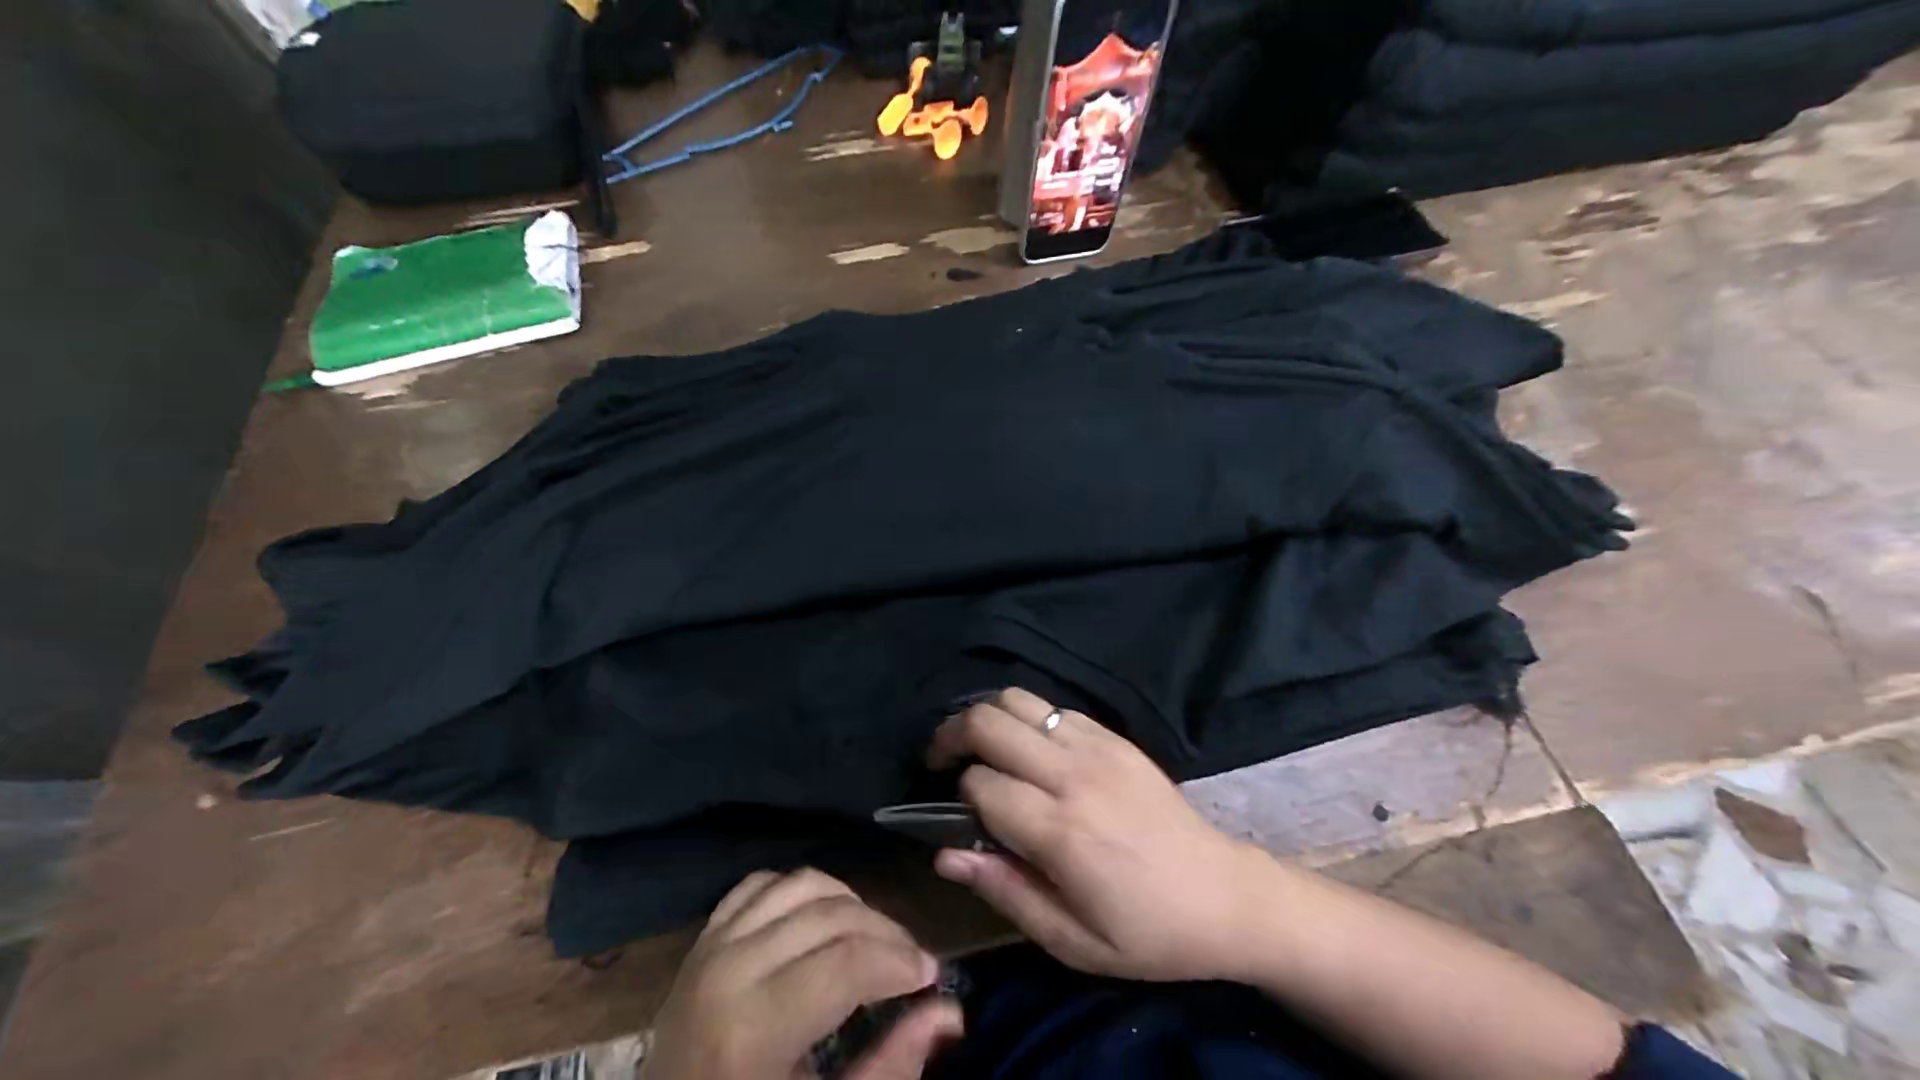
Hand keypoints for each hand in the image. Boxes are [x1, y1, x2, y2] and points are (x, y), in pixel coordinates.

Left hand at [642, 869, 962, 1079]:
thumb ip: (888, 1068)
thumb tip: (948, 1014)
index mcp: (753, 1029)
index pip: (848, 962)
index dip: (901, 962)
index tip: (931, 978)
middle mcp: (729, 970)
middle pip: (831, 916)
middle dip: (886, 933)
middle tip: (912, 963)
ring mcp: (710, 945)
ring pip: (803, 884)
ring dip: (850, 903)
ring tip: (872, 939)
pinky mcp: (702, 937)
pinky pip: (762, 884)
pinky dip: (801, 891)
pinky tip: (819, 920)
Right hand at [927, 687, 1269, 981]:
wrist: (1226, 896)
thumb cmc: (1147, 932)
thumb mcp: (1072, 940)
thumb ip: (1005, 891)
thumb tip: (944, 855)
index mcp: (1061, 831)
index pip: (981, 784)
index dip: (958, 797)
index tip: (962, 818)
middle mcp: (1074, 775)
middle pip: (989, 722)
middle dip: (953, 735)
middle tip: (943, 761)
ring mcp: (1098, 747)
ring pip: (1017, 699)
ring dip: (986, 717)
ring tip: (979, 747)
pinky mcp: (1115, 737)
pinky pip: (1054, 706)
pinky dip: (1027, 717)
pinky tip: (1028, 747)